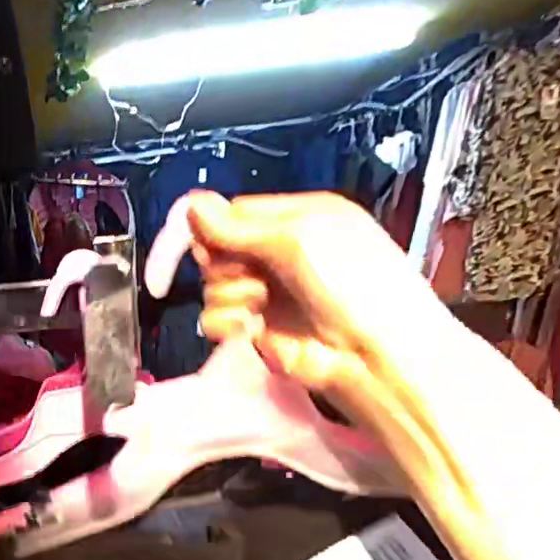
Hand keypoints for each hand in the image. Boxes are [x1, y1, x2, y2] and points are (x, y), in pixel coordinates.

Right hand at [184, 191, 441, 394]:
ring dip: (229, 294)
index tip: (208, 240)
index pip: (235, 213)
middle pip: (218, 250)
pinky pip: (214, 319)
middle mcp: (277, 255)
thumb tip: (190, 205)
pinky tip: (246, 327)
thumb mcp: (298, 239)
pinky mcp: (254, 330)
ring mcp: (265, 295)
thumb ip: (239, 226)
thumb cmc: (350, 284)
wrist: (369, 354)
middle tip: (250, 273)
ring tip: (259, 303)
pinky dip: (224, 322)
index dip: (217, 227)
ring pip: (213, 285)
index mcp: (296, 220)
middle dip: (225, 262)